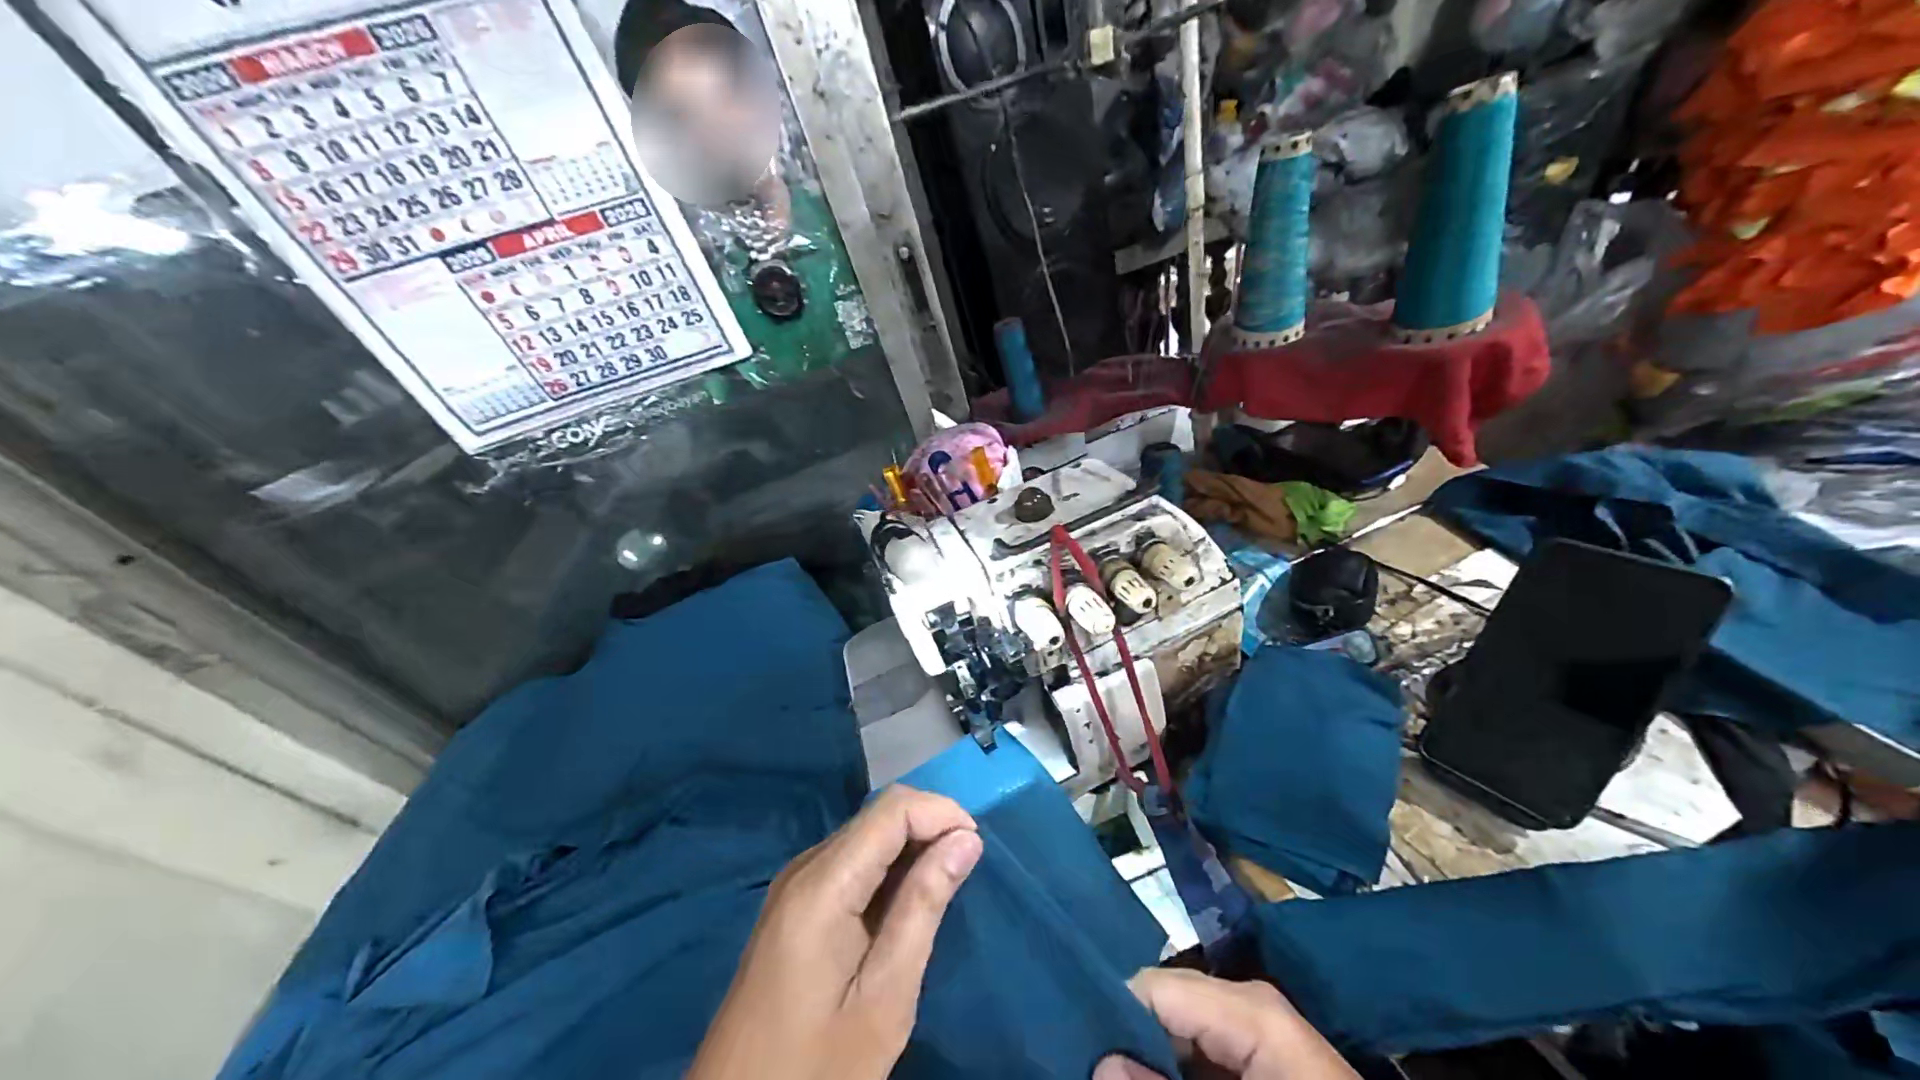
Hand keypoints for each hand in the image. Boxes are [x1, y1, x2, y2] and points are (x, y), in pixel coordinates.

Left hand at [687, 786, 984, 1079]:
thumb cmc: (817, 1064)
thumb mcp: (885, 995)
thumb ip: (924, 907)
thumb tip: (966, 840)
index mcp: (822, 885)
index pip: (891, 809)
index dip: (941, 813)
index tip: (977, 849)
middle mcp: (804, 868)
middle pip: (878, 815)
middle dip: (930, 826)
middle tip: (965, 873)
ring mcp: (795, 884)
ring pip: (867, 834)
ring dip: (912, 846)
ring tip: (943, 890)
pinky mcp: (795, 903)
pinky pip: (851, 860)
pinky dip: (889, 866)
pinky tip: (906, 904)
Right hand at [1094, 969, 1361, 1079]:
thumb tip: (1102, 1063)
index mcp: (1251, 1008)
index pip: (1154, 986)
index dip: (1114, 1017)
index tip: (1084, 1052)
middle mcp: (1249, 1002)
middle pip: (1164, 1002)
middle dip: (1130, 1037)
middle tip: (1096, 1068)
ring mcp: (1256, 1028)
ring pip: (1178, 1025)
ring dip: (1149, 1054)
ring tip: (1117, 1072)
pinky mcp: (1259, 1053)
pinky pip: (1201, 1048)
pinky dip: (1175, 1065)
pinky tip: (1155, 1077)